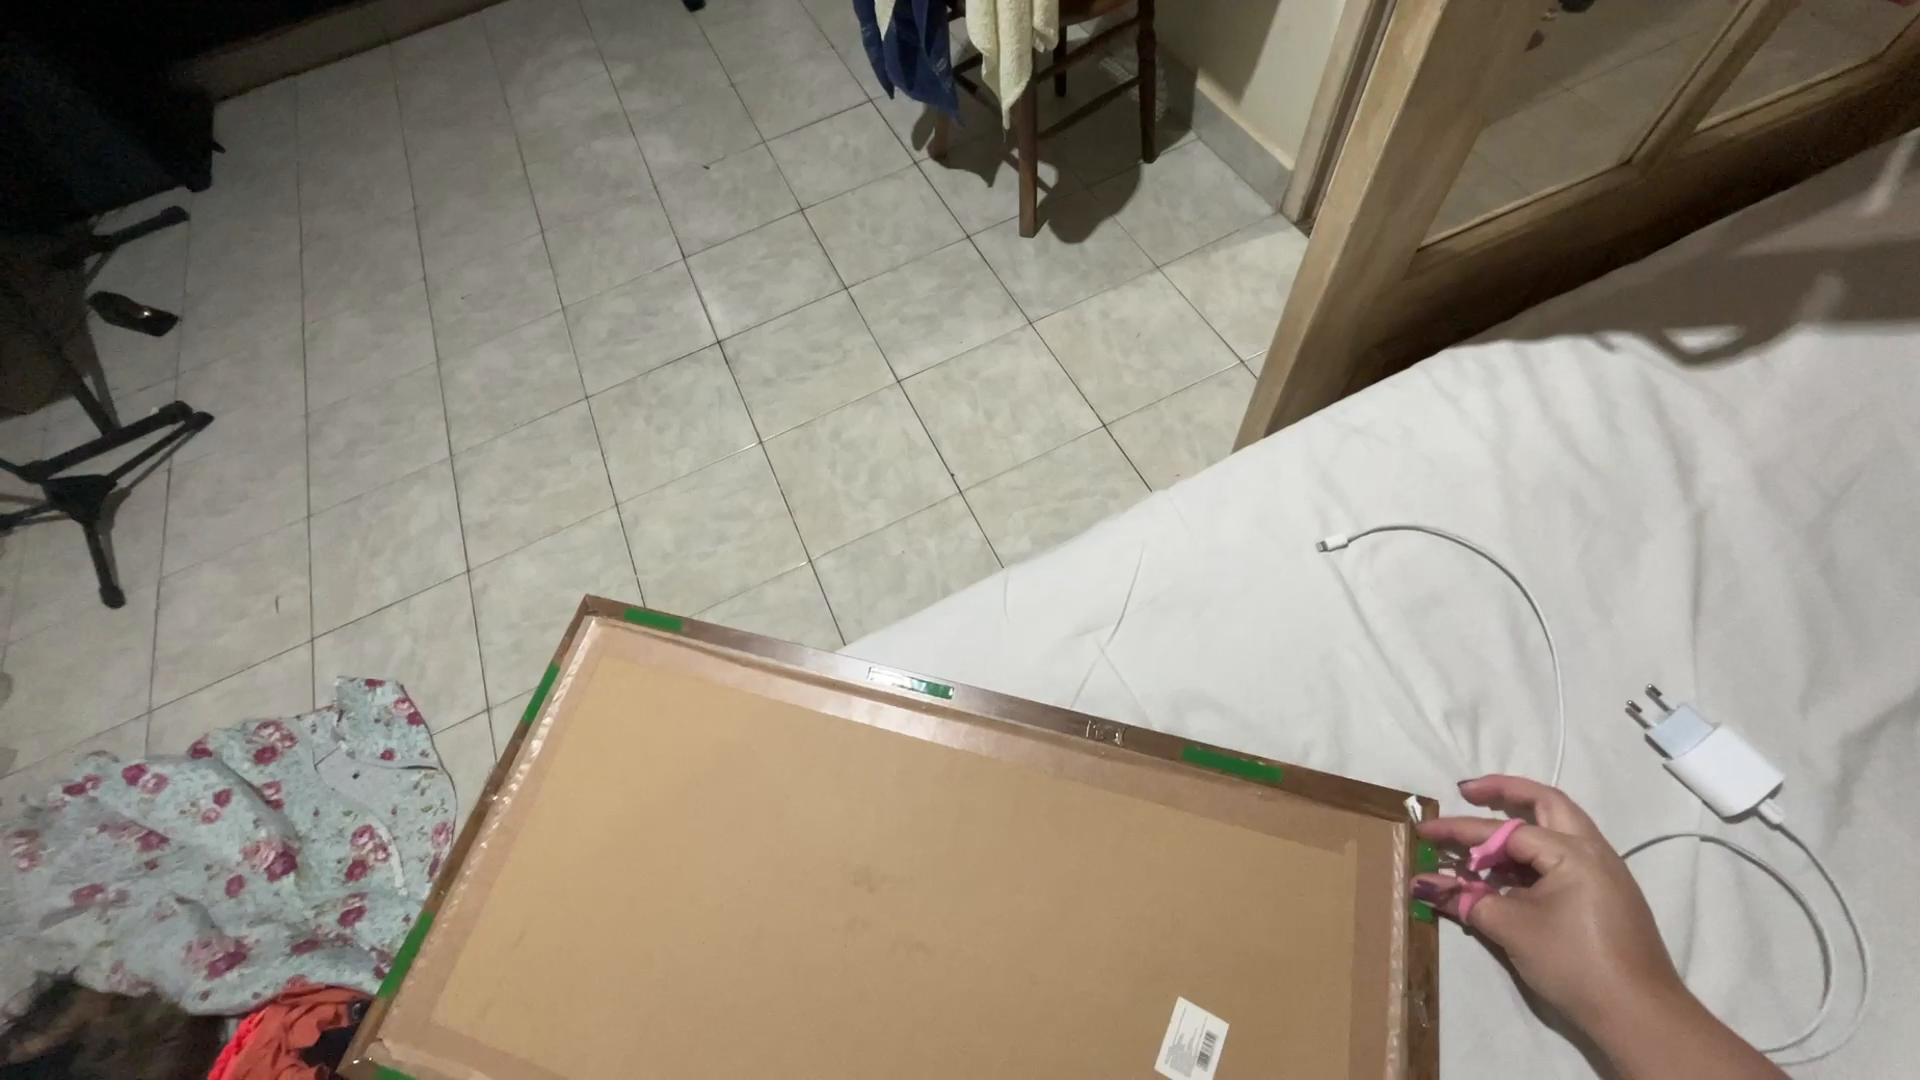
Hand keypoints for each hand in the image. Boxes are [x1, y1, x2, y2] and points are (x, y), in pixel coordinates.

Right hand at [1413, 775, 1683, 1033]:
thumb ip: (1462, 898)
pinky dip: (1532, 851)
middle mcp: (1594, 851)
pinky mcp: (1606, 894)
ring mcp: (1605, 873)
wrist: (1644, 1020)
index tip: (1424, 832)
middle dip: (1504, 792)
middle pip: (1546, 803)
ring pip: (1558, 827)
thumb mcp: (1508, 927)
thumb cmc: (1575, 964)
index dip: (1458, 831)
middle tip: (1467, 793)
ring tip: (1481, 835)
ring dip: (1518, 822)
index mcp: (1573, 853)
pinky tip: (1506, 871)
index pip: (1503, 831)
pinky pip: (1563, 854)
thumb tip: (1419, 883)